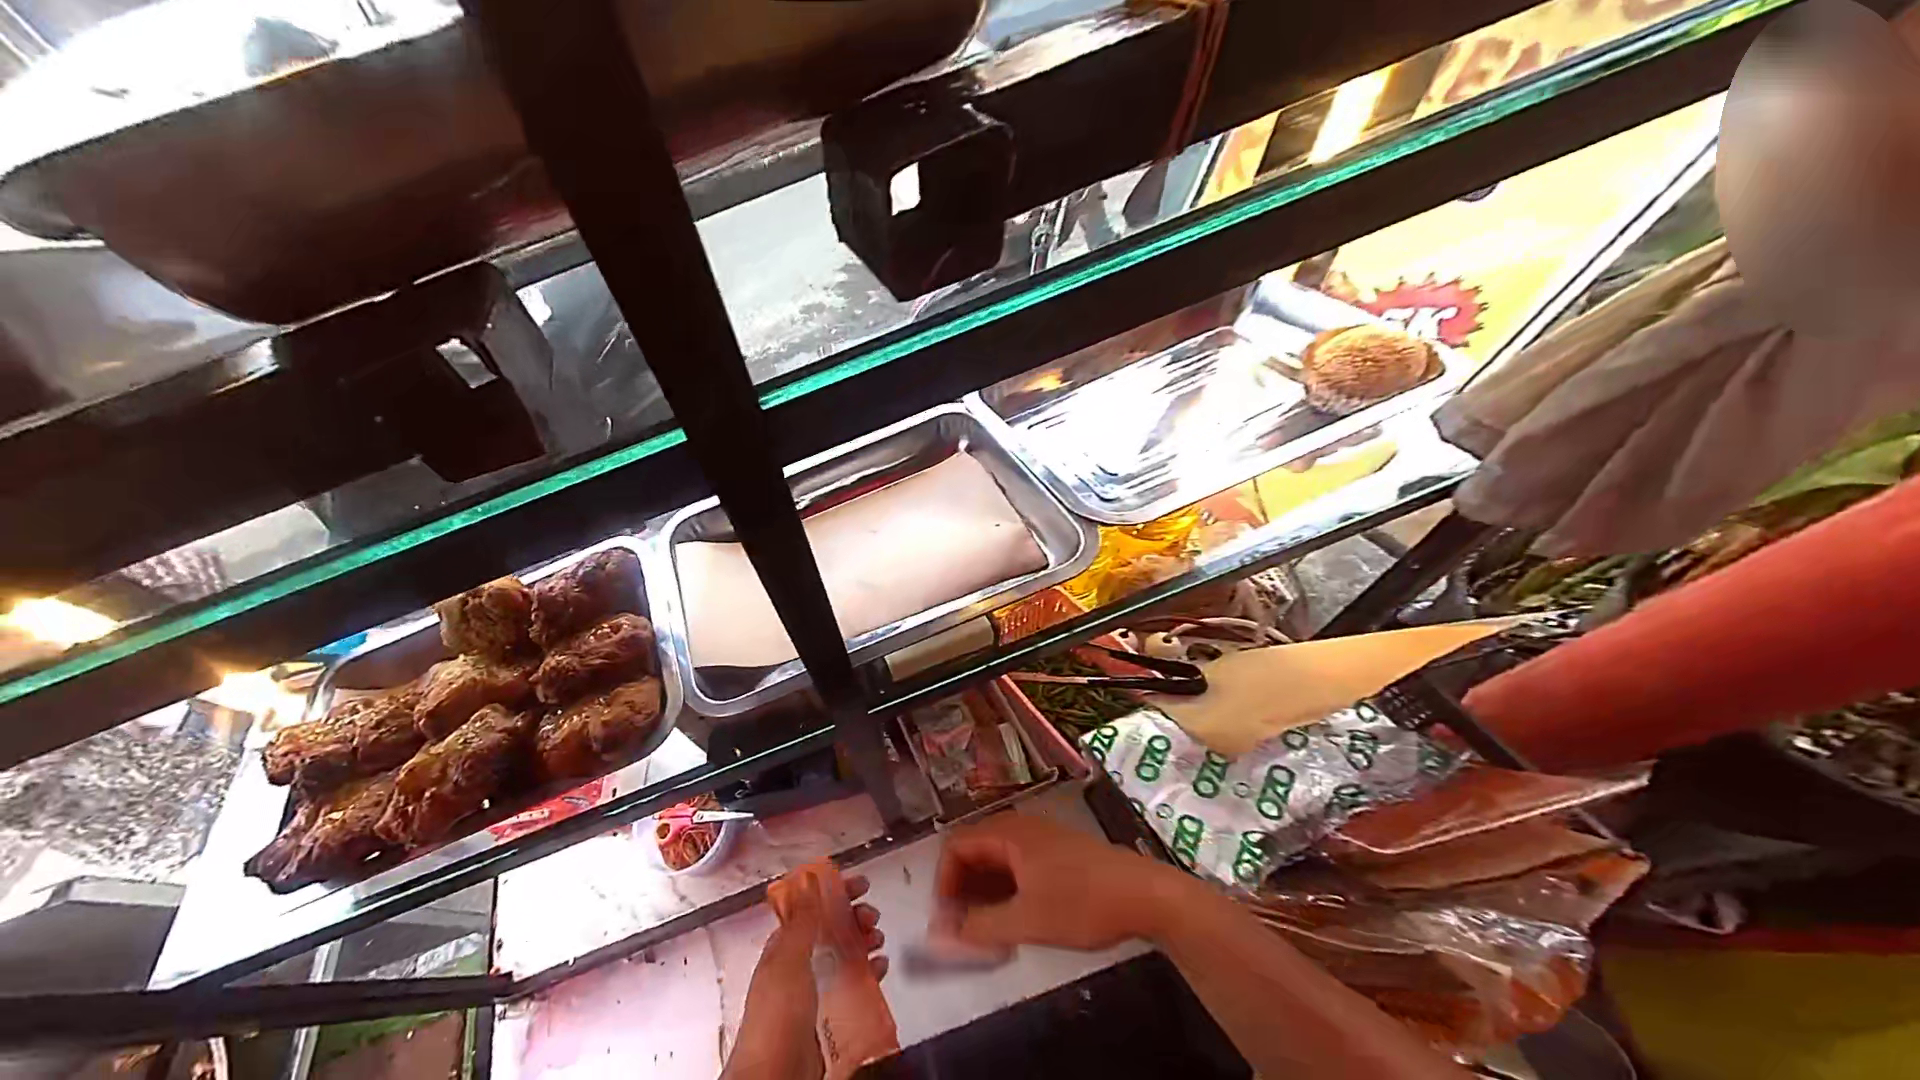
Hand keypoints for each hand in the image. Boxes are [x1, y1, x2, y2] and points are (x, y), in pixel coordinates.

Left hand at [724, 874, 887, 1079]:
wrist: (777, 1079)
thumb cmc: (775, 1019)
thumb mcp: (788, 961)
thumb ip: (801, 921)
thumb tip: (808, 880)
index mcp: (784, 948)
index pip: (811, 908)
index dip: (834, 893)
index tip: (859, 884)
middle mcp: (799, 966)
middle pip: (831, 930)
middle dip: (854, 917)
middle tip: (871, 916)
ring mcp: (815, 991)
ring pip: (844, 955)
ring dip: (863, 941)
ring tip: (877, 940)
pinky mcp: (830, 1015)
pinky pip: (853, 985)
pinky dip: (868, 973)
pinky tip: (879, 968)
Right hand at [934, 815, 1195, 951]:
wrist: (1145, 895)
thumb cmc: (1082, 903)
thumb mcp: (1026, 921)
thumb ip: (979, 927)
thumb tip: (939, 934)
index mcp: (1008, 833)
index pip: (955, 846)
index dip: (943, 883)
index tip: (946, 922)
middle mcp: (1020, 828)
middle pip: (974, 852)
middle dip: (962, 891)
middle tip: (963, 932)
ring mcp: (1040, 839)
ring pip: (996, 862)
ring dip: (983, 895)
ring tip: (987, 934)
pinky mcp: (1056, 853)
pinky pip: (1016, 867)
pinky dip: (1005, 892)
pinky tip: (1014, 921)